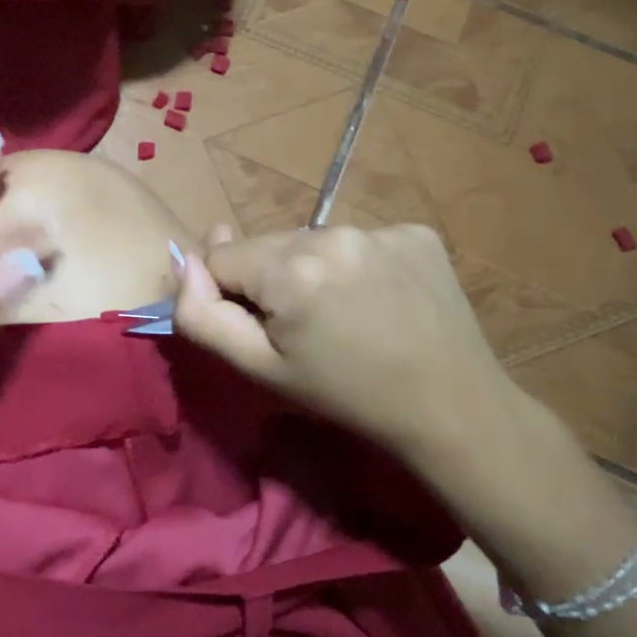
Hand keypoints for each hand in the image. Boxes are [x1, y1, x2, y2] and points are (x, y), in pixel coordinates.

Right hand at [173, 222, 525, 455]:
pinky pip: (359, 241)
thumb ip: (203, 317)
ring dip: (314, 270)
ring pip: (313, 242)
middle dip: (273, 279)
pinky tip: (381, 301)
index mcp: (289, 269)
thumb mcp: (259, 370)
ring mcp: (380, 229)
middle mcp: (332, 234)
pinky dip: (358, 266)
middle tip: (308, 329)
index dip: (231, 296)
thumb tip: (185, 264)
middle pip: (268, 246)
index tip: (266, 330)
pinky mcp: (416, 233)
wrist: (451, 407)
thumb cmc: (345, 396)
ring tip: (347, 316)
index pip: (221, 258)